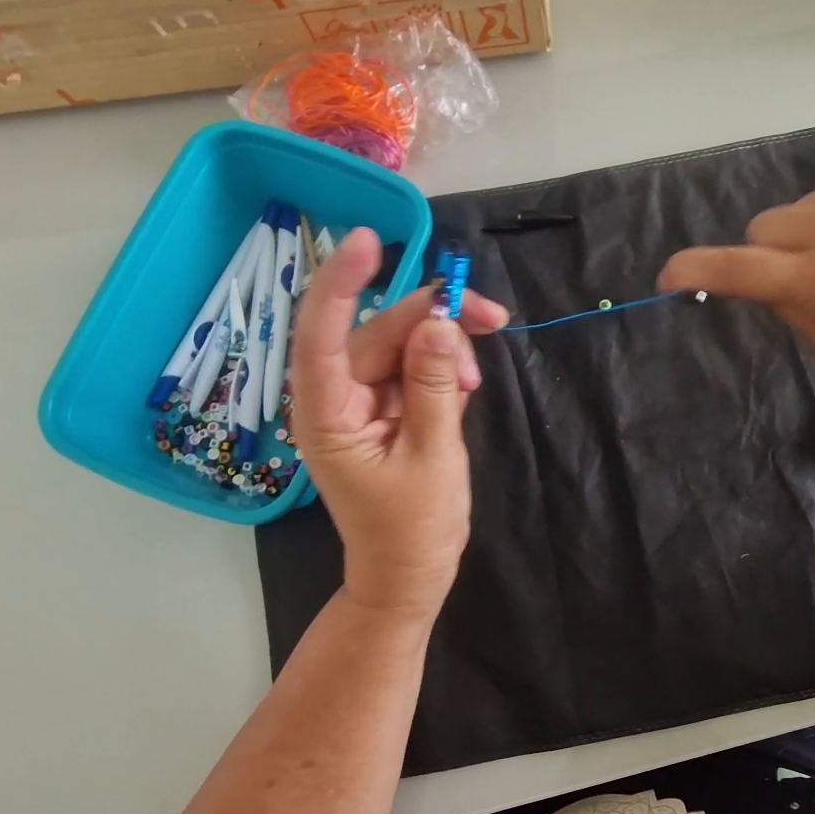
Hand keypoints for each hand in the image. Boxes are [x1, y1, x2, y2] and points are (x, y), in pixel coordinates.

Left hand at [290, 229, 509, 615]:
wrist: (411, 572)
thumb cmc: (413, 527)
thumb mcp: (433, 455)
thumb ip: (434, 386)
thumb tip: (438, 322)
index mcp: (326, 413)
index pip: (321, 334)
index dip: (342, 283)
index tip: (371, 242)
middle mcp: (337, 397)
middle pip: (377, 332)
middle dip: (432, 319)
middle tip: (492, 318)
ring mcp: (362, 401)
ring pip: (400, 344)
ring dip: (445, 345)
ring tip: (481, 372)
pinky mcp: (387, 408)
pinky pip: (413, 367)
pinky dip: (444, 367)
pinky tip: (470, 384)